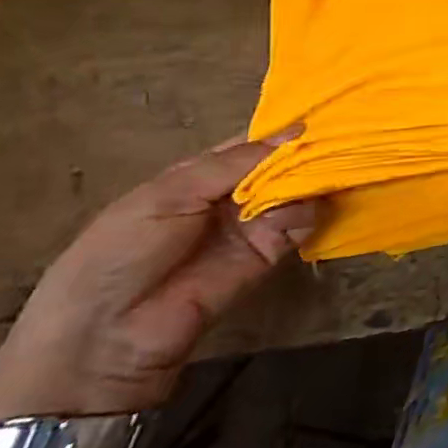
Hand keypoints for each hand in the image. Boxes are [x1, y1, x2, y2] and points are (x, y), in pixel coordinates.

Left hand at [0, 130, 319, 421]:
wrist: (109, 333)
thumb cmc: (120, 251)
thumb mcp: (168, 195)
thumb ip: (234, 162)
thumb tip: (297, 131)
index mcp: (205, 173)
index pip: (255, 142)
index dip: (284, 128)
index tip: (322, 114)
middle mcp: (237, 192)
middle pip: (285, 162)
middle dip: (308, 151)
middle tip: (339, 138)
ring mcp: (257, 221)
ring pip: (300, 188)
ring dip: (311, 179)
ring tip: (318, 175)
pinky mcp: (274, 249)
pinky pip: (302, 220)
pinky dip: (306, 211)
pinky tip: (294, 212)